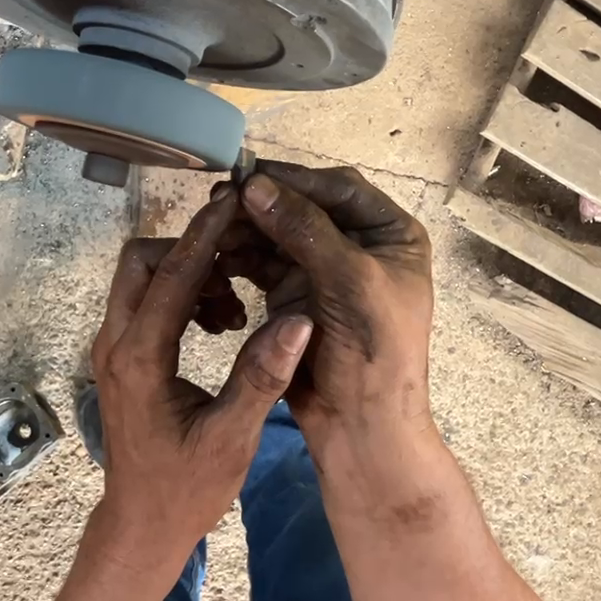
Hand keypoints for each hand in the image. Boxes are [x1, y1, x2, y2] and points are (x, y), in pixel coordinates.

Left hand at [90, 189, 314, 569]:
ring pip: (141, 279)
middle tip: (241, 263)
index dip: (204, 237)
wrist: (141, 522)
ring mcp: (112, 349)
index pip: (169, 276)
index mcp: (139, 358)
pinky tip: (220, 324)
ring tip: (235, 308)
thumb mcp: (232, 438)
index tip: (236, 205)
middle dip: (190, 251)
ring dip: (188, 275)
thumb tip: (298, 320)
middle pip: (140, 262)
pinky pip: (145, 304)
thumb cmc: (186, 487)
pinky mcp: (121, 357)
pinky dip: (181, 297)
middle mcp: (115, 343)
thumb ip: (261, 376)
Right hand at [223, 163, 434, 444]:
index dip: (295, 180)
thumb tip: (254, 185)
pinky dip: (240, 257)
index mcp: (388, 235)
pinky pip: (262, 263)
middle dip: (263, 205)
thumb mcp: (349, 282)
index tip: (249, 176)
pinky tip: (216, 254)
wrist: (359, 425)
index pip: (339, 190)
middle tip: (219, 199)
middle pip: (303, 209)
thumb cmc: (374, 351)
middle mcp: (356, 245)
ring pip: (277, 234)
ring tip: (212, 225)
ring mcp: (321, 270)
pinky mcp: (292, 294)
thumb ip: (305, 230)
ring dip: (246, 229)